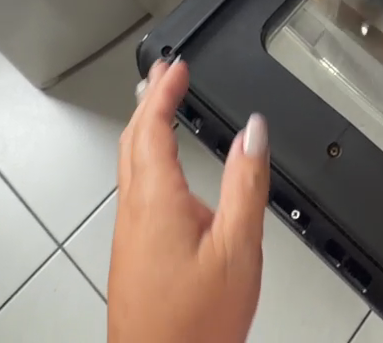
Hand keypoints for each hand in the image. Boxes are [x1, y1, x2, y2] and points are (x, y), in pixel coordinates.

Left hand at [108, 59, 269, 342]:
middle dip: (147, 99)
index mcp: (157, 201)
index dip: (163, 90)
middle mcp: (134, 213)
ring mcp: (129, 235)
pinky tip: (161, 165)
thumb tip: (253, 130)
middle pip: (131, 140)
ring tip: (159, 104)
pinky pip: (133, 188)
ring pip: (128, 164)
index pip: (151, 127)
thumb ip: (246, 182)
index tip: (177, 65)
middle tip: (165, 72)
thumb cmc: (196, 326)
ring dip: (143, 126)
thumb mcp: (238, 248)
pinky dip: (145, 155)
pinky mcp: (132, 255)